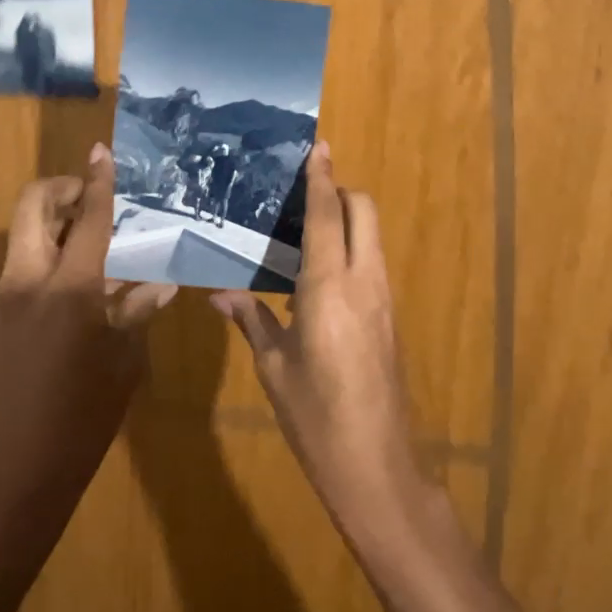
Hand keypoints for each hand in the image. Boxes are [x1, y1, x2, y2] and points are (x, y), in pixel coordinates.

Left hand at [0, 144, 176, 516]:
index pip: (89, 219)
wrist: (14, 473)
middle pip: (33, 207)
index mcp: (70, 291)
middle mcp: (28, 282)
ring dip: (56, 225)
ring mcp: (3, 300)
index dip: (99, 181)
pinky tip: (77, 288)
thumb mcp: (124, 364)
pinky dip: (48, 258)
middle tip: (94, 199)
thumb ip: (137, 312)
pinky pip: (22, 269)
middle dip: (62, 190)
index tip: (104, 150)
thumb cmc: (84, 421)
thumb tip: (157, 282)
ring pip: (25, 236)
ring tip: (95, 244)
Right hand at [210, 142, 422, 518]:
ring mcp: (384, 301)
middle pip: (365, 213)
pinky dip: (350, 253)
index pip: (328, 216)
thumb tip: (221, 294)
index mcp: (329, 288)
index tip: (318, 146)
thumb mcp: (274, 368)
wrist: (375, 464)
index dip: (322, 178)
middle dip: (340, 192)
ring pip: (372, 239)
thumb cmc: (314, 416)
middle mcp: (364, 283)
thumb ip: (252, 321)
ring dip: (346, 222)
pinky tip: (315, 277)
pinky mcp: (390, 320)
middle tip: (301, 197)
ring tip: (302, 231)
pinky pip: (371, 266)